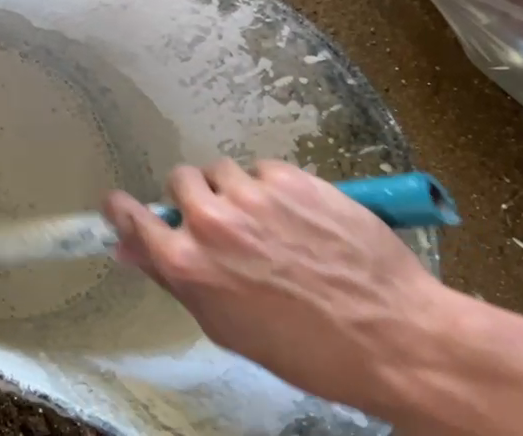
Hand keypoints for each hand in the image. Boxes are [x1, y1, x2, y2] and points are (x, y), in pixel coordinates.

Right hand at [104, 160, 450, 415]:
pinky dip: (275, 188)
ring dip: (237, 191)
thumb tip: (128, 250)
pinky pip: (264, 169)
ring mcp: (251, 195)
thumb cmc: (307, 351)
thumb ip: (174, 280)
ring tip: (272, 222)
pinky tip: (302, 218)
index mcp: (188, 263)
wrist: (396, 340)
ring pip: (222, 171)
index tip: (126, 207)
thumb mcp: (226, 327)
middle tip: (228, 226)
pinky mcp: (290, 179)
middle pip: (180, 181)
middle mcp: (211, 222)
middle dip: (198, 199)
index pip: (130, 214)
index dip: (126, 209)